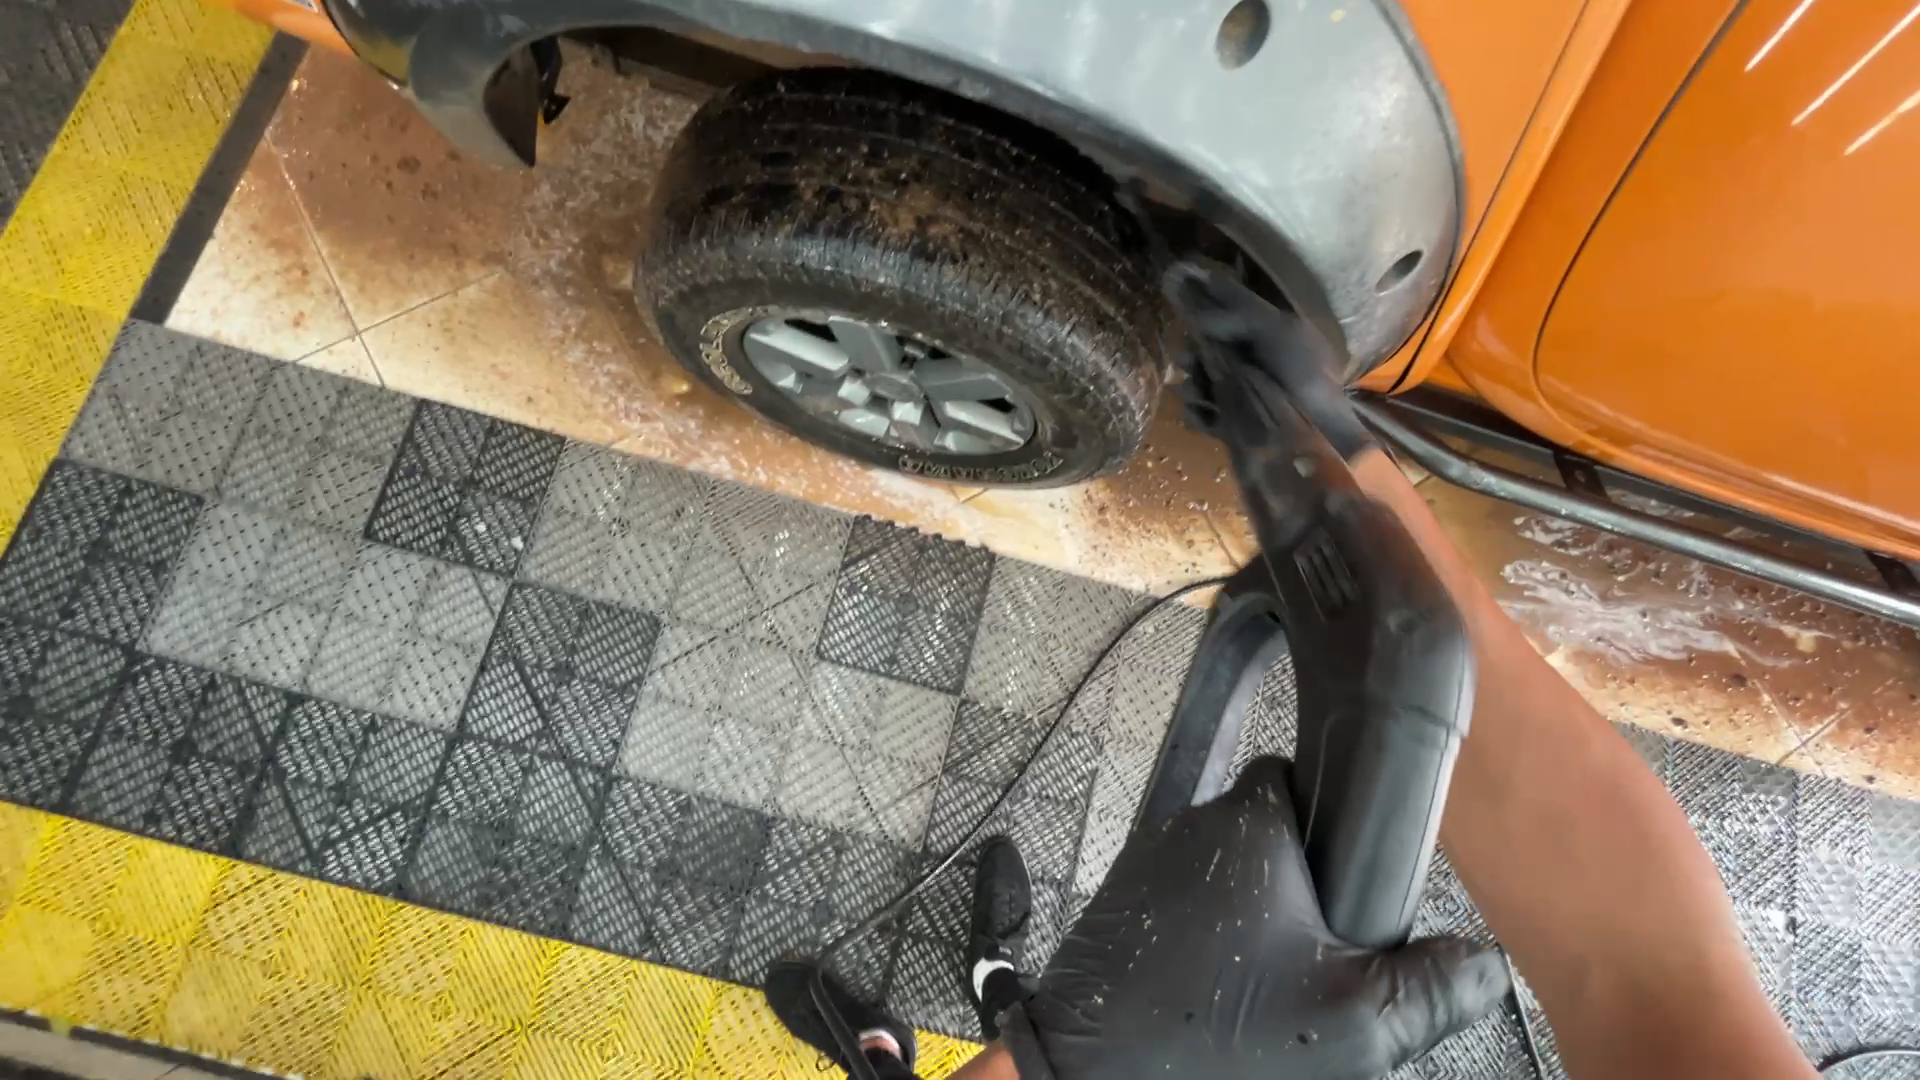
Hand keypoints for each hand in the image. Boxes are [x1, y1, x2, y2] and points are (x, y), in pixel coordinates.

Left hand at [998, 757, 1509, 1079]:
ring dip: (1251, 906)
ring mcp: (1146, 858)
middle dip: (1295, 874)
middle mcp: (1189, 823)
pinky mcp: (1120, 898)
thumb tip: (1483, 959)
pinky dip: (1206, 925)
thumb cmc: (1224, 1031)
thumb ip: (1431, 986)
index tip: (1346, 869)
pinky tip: (1219, 984)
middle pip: (1258, 827)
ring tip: (1272, 976)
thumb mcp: (1355, 1021)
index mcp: (1244, 823)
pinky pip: (1181, 895)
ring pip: (1219, 865)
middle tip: (1321, 946)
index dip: (1323, 809)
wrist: (1096, 1067)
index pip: (1286, 774)